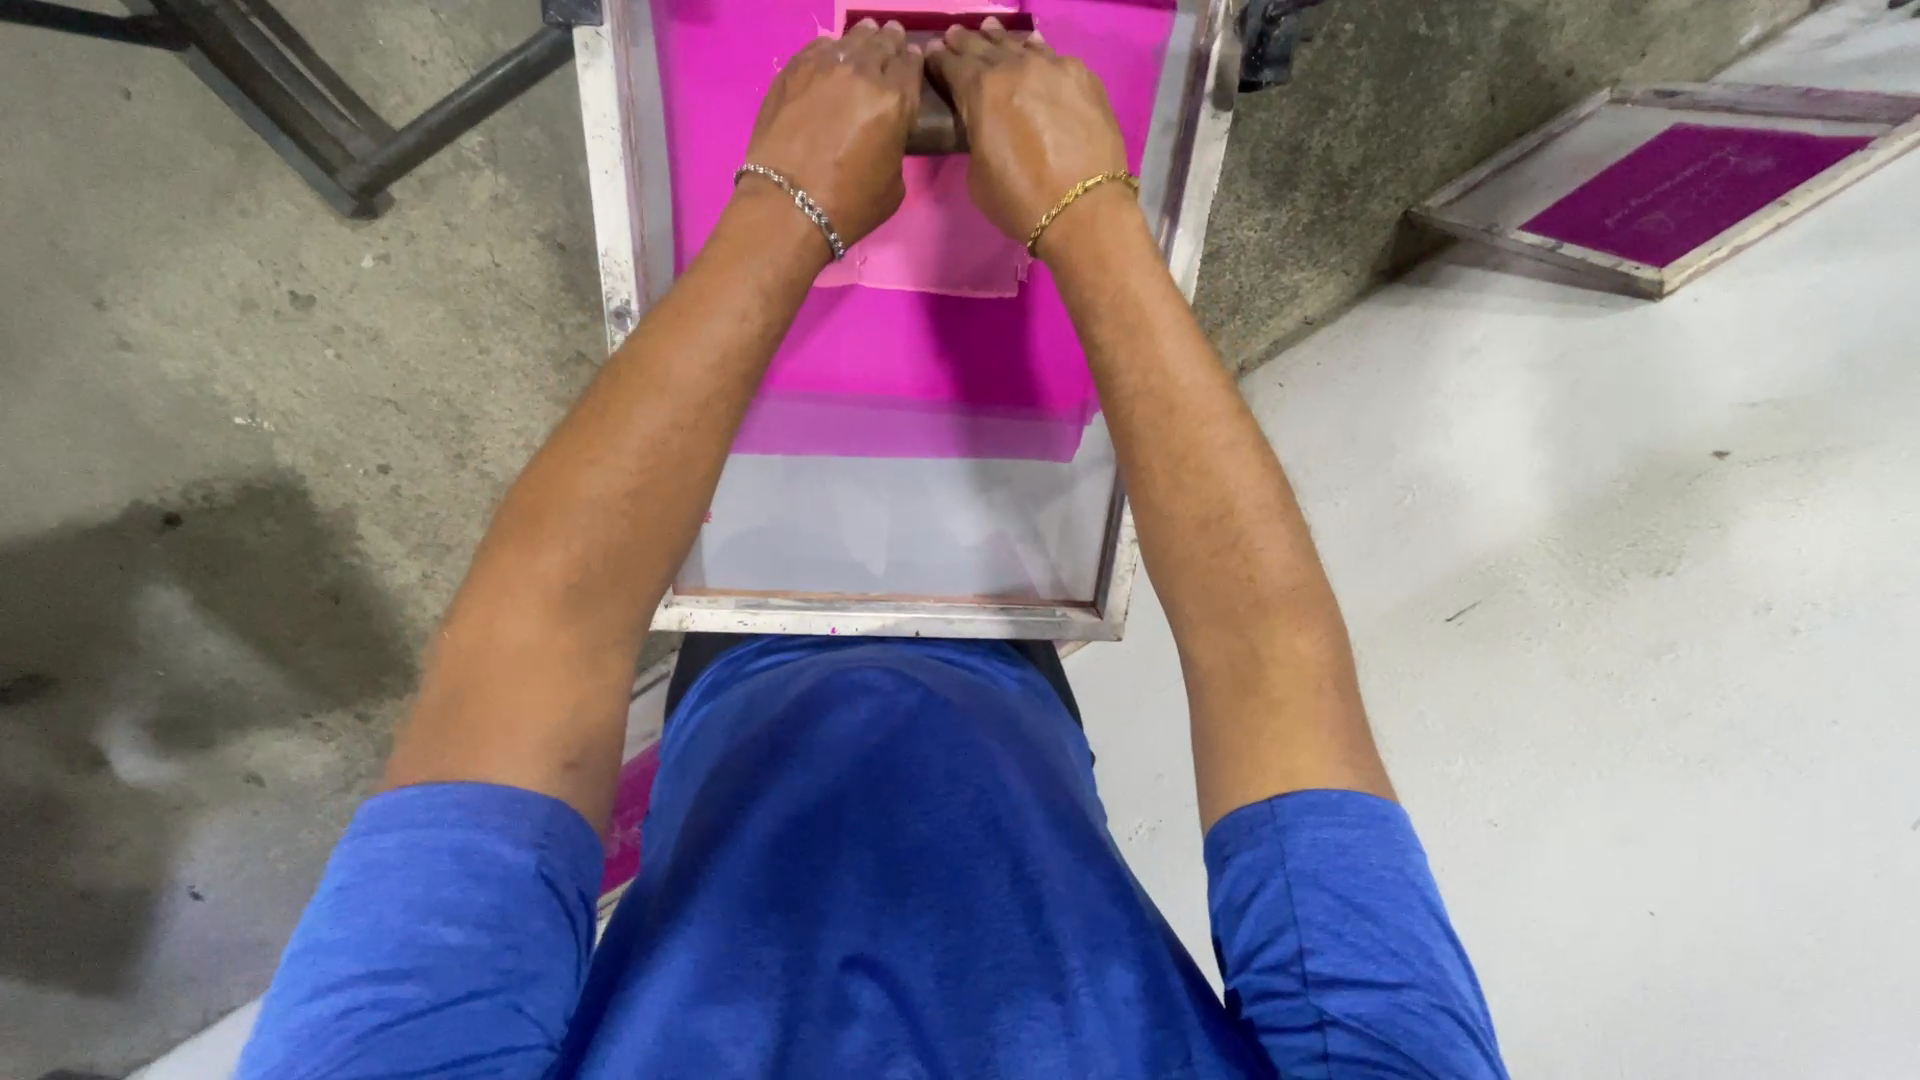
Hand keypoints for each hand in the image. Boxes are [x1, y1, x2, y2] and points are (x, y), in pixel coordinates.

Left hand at [741, 19, 923, 247]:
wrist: (788, 204)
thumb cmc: (848, 205)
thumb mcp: (893, 185)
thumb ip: (893, 146)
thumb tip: (883, 132)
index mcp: (894, 101)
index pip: (910, 65)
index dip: (912, 61)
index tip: (911, 60)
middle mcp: (862, 73)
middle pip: (882, 43)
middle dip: (890, 42)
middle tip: (892, 40)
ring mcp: (824, 66)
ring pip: (851, 39)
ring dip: (863, 39)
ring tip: (867, 37)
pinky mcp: (793, 70)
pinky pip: (819, 47)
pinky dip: (831, 48)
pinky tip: (832, 52)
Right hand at [926, 19, 1130, 253]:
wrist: (1084, 210)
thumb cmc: (1021, 202)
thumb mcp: (978, 178)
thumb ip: (977, 140)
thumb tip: (986, 129)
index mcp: (981, 91)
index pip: (952, 65)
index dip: (940, 61)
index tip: (933, 55)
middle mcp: (1016, 68)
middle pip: (985, 47)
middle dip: (967, 43)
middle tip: (956, 37)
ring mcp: (1053, 67)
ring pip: (1020, 46)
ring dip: (1001, 40)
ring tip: (990, 32)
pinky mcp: (1084, 77)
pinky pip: (1053, 56)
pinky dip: (1037, 51)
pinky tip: (1034, 48)